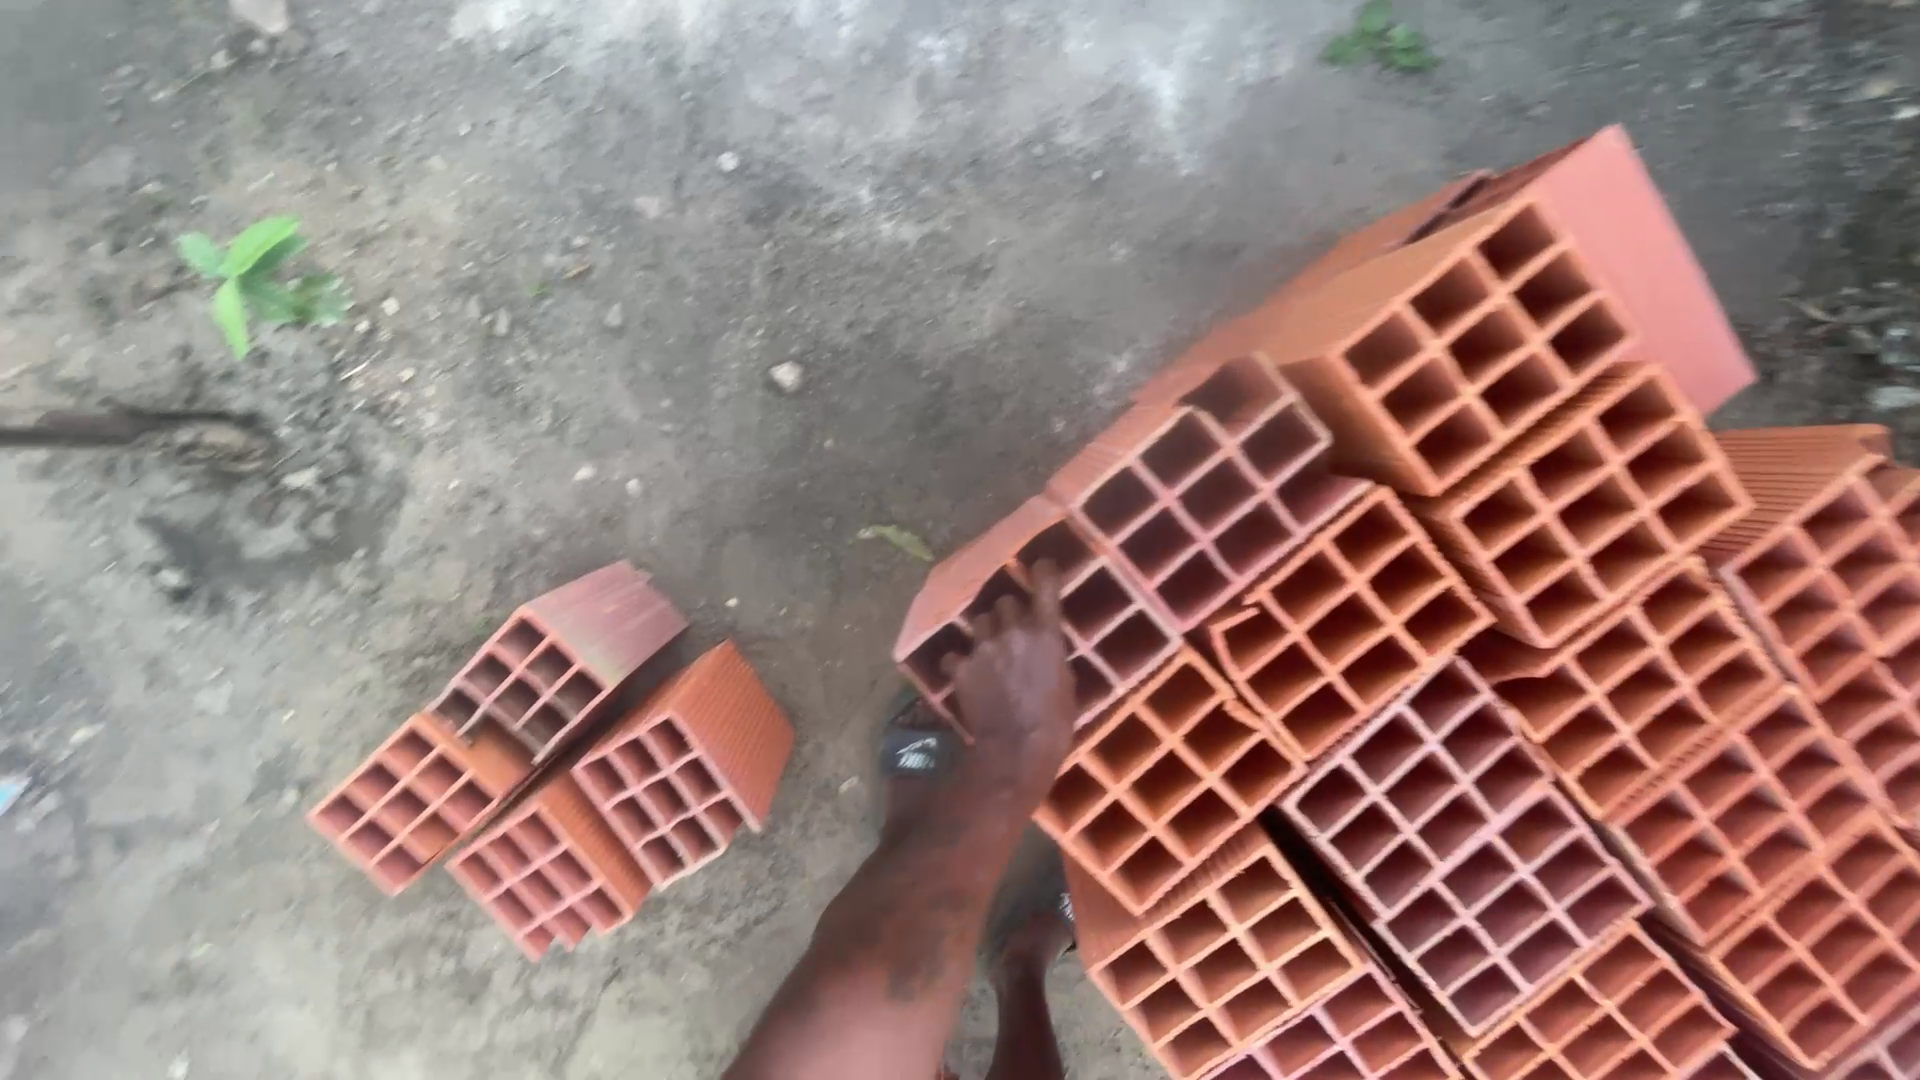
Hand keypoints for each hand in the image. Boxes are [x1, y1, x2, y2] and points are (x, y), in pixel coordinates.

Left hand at [942, 562, 1075, 807]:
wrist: (1016, 751)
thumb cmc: (1055, 722)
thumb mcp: (1066, 682)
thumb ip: (1053, 654)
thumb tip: (1045, 644)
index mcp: (1045, 632)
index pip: (1045, 585)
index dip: (1043, 571)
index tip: (1041, 566)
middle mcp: (1012, 630)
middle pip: (1005, 601)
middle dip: (1008, 614)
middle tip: (1011, 632)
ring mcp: (983, 647)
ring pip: (979, 621)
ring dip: (985, 633)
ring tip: (988, 653)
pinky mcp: (961, 667)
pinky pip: (956, 654)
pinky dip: (960, 663)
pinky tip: (966, 676)